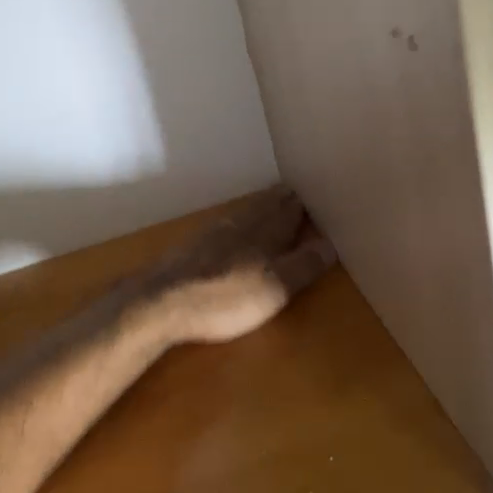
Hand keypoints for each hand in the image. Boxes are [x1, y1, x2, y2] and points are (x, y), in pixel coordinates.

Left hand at [118, 188, 337, 348]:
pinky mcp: (191, 248)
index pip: (288, 212)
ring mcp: (212, 235)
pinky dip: (236, 220)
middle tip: (293, 190)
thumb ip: (303, 265)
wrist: (161, 302)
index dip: (302, 205)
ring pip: (243, 213)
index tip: (314, 193)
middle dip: (281, 200)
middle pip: (265, 207)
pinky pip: (223, 225)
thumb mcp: (275, 288)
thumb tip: (331, 243)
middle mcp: (239, 227)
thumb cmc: (225, 298)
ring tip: (269, 201)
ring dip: (259, 206)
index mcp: (264, 235)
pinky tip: (230, 225)